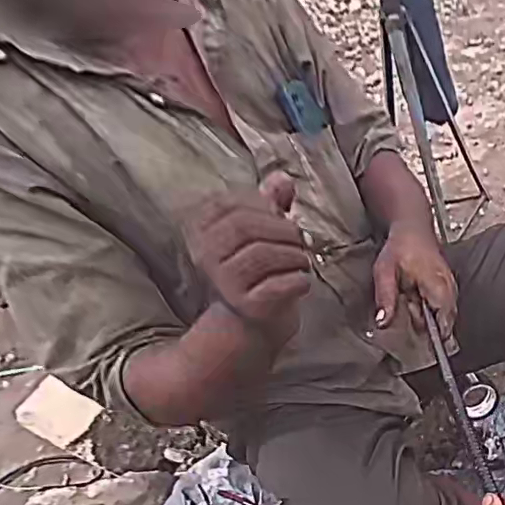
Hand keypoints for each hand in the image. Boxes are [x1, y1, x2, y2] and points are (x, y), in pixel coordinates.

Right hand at [185, 173, 310, 339]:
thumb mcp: (262, 236)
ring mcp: (224, 282)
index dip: (265, 206)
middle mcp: (205, 255)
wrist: (255, 325)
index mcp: (201, 230)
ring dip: (294, 255)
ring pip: (262, 255)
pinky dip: (298, 280)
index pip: (231, 203)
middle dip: (283, 230)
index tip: (284, 218)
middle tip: (302, 241)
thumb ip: (271, 206)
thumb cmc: (259, 275)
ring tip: (303, 262)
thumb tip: (283, 179)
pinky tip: (304, 281)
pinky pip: (277, 286)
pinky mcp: (246, 306)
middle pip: (246, 226)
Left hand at [373, 221, 457, 335]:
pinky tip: (418, 298)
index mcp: (438, 288)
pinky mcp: (450, 292)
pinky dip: (430, 311)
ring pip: (443, 320)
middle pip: (443, 326)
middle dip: (426, 326)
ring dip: (427, 318)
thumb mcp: (385, 271)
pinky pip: (443, 312)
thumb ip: (385, 298)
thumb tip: (383, 323)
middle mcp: (451, 291)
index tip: (421, 343)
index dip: (432, 338)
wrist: (413, 228)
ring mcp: (453, 292)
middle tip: (409, 307)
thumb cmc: (400, 247)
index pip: (443, 326)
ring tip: (412, 299)